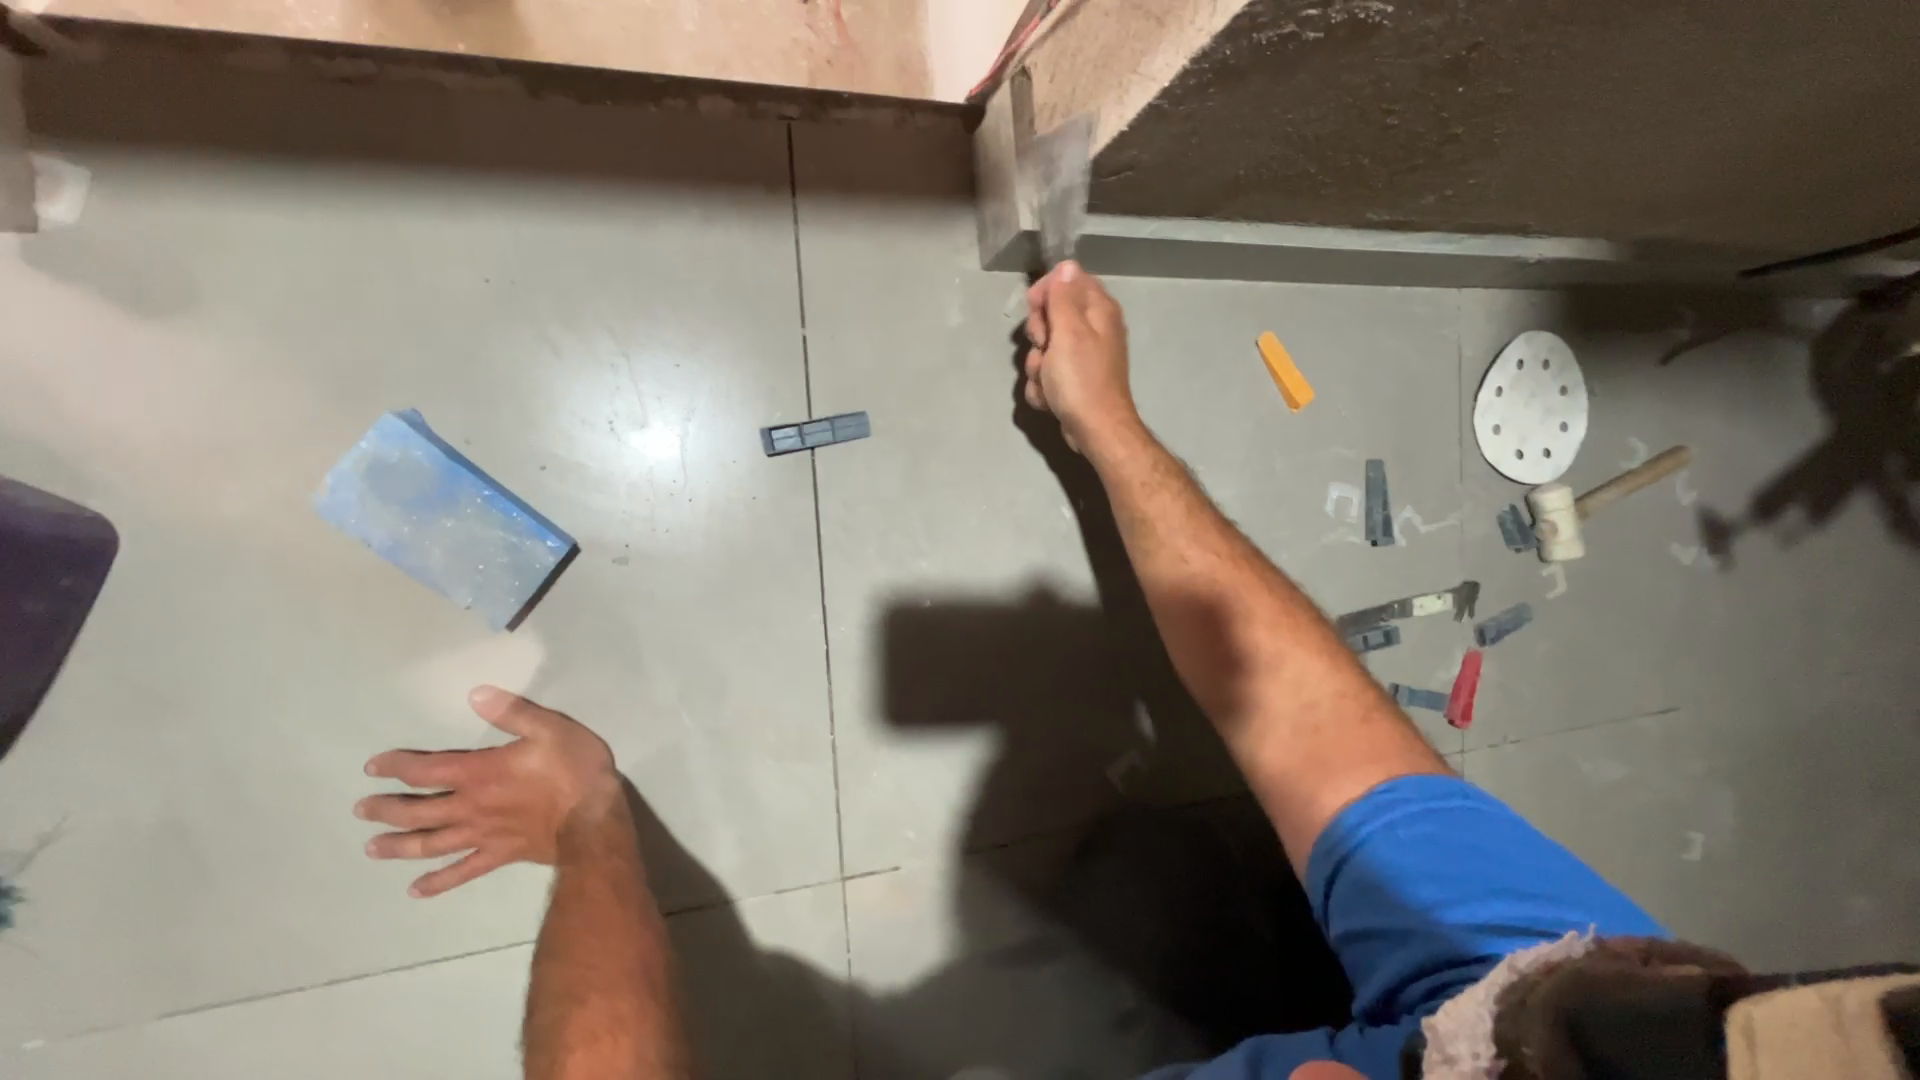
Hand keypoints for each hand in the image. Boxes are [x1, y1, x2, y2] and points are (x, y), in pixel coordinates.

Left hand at [357, 686, 622, 897]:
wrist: (594, 818)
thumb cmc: (574, 769)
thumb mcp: (550, 728)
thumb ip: (512, 712)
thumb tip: (475, 695)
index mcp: (479, 773)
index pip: (425, 770)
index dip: (396, 766)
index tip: (373, 766)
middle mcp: (470, 807)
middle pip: (417, 811)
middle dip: (386, 809)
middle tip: (361, 809)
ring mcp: (482, 836)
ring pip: (429, 844)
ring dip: (398, 846)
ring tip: (372, 847)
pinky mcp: (499, 856)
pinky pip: (461, 872)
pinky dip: (436, 883)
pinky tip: (415, 891)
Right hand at [1023, 261, 1138, 451]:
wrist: (1094, 429)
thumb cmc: (1081, 379)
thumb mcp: (1068, 331)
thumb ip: (1064, 296)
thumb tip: (1068, 265)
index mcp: (1097, 310)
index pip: (1068, 280)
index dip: (1046, 291)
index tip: (1035, 307)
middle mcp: (1093, 329)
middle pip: (1051, 315)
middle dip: (1039, 334)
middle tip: (1045, 347)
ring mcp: (1081, 357)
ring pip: (1044, 349)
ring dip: (1037, 367)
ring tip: (1048, 380)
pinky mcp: (1072, 380)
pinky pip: (1046, 374)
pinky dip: (1043, 386)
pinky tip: (1050, 397)